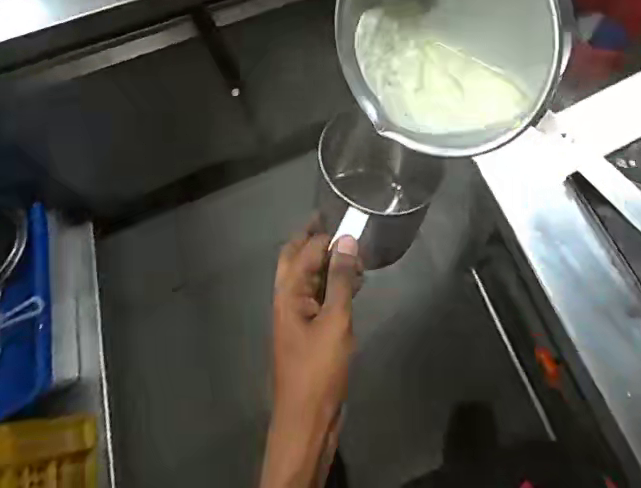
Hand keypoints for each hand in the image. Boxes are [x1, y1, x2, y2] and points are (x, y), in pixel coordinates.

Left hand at [260, 219, 361, 487]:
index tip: (347, 220)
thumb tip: (346, 240)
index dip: (326, 235)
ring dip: (327, 262)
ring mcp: (297, 315)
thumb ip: (341, 280)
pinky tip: (353, 285)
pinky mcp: (309, 332)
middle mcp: (287, 297)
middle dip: (314, 239)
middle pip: (297, 258)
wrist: (307, 420)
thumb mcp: (335, 321)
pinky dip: (333, 285)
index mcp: (287, 291)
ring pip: (309, 277)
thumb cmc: (318, 369)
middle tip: (336, 224)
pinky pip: (319, 297)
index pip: (306, 250)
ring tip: (353, 252)